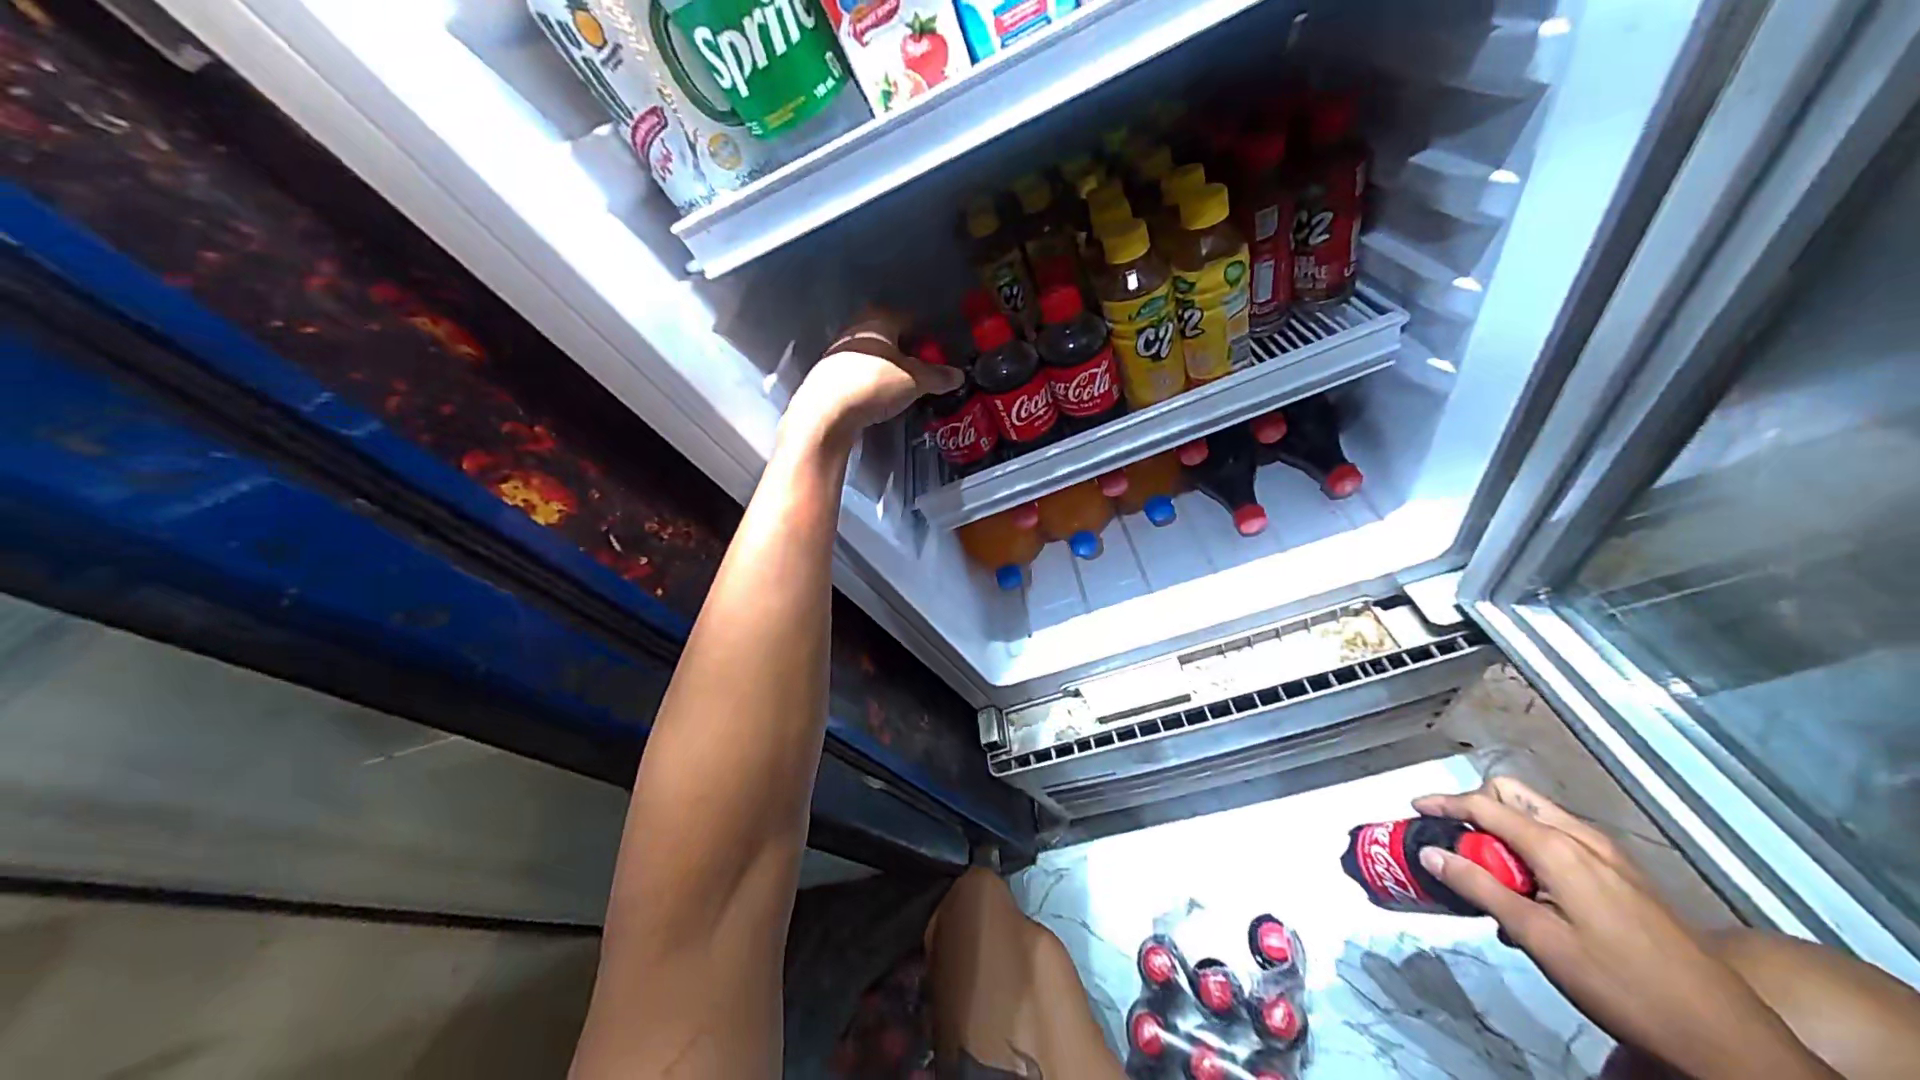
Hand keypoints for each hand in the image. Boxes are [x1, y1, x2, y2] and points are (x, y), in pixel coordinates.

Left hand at [782, 308, 962, 446]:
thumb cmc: (873, 384)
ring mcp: (837, 353)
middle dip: (906, 352)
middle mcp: (855, 330)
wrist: (826, 413)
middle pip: (888, 337)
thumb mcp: (914, 381)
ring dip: (887, 368)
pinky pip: (857, 374)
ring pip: (871, 356)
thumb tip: (957, 376)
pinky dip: (870, 382)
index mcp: (878, 320)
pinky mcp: (827, 378)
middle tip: (922, 371)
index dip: (926, 335)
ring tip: (902, 388)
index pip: (909, 318)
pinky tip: (877, 399)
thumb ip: (937, 377)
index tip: (937, 352)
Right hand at [1413, 777, 1837, 1079]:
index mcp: (1560, 848)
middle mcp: (1586, 840)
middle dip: (1476, 808)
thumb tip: (1431, 853)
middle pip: (1515, 797)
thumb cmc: (1621, 984)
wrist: (1722, 1035)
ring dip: (1504, 832)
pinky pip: (1563, 844)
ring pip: (1539, 819)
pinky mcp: (1626, 879)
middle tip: (1453, 840)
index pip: (1485, 805)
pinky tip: (1529, 896)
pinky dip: (1532, 852)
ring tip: (1487, 873)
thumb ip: (1480, 888)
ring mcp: (1611, 858)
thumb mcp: (1539, 938)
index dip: (1444, 802)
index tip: (1415, 808)